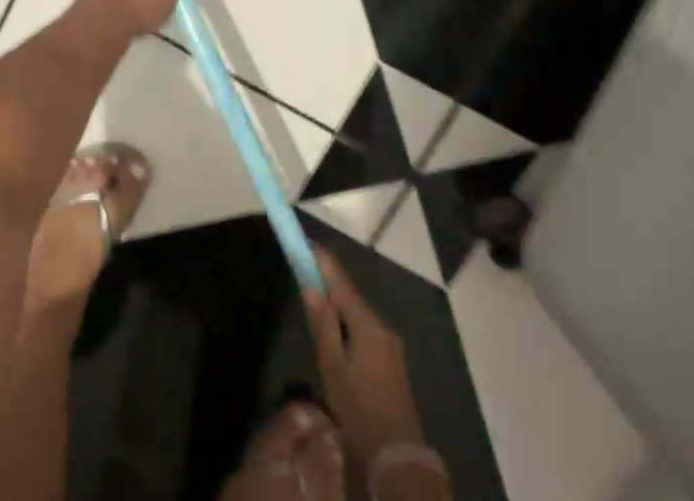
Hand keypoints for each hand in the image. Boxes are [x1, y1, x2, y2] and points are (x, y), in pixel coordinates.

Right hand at [303, 246, 427, 467]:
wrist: (395, 453)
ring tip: (307, 288)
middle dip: (324, 276)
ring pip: (354, 311)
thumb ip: (322, 324)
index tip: (302, 240)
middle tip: (298, 262)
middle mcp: (382, 327)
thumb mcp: (333, 367)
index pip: (340, 281)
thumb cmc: (360, 410)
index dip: (320, 259)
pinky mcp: (387, 358)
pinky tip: (328, 323)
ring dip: (332, 298)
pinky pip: (360, 326)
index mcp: (369, 326)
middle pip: (348, 294)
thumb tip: (309, 284)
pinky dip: (342, 318)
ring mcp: (388, 343)